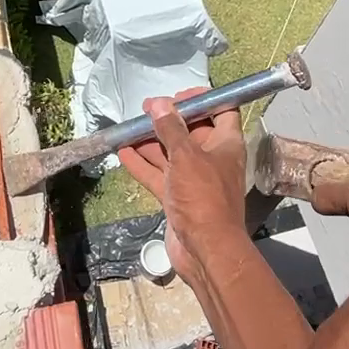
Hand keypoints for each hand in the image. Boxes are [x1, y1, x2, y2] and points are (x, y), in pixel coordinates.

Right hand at [117, 87, 246, 277]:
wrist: (205, 252)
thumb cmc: (203, 197)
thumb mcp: (186, 156)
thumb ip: (170, 128)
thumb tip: (159, 103)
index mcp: (225, 144)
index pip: (220, 110)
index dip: (202, 100)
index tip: (178, 96)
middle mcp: (211, 158)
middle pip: (189, 131)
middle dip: (168, 120)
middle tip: (146, 110)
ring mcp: (193, 179)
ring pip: (170, 153)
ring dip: (150, 142)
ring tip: (129, 129)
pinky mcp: (178, 197)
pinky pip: (159, 174)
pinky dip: (143, 164)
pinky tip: (123, 152)